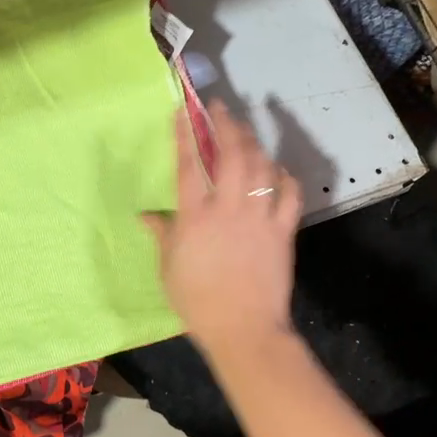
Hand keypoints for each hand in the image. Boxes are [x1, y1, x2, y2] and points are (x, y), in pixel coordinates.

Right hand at [144, 104, 303, 359]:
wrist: (243, 328)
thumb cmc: (197, 301)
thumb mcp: (168, 268)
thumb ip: (162, 235)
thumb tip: (146, 215)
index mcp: (195, 217)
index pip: (189, 166)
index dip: (186, 135)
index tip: (184, 111)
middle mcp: (228, 209)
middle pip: (231, 155)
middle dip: (227, 125)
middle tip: (221, 108)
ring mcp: (260, 218)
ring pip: (261, 167)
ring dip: (253, 143)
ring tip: (245, 130)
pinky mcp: (283, 231)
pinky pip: (290, 194)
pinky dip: (285, 176)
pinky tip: (278, 169)